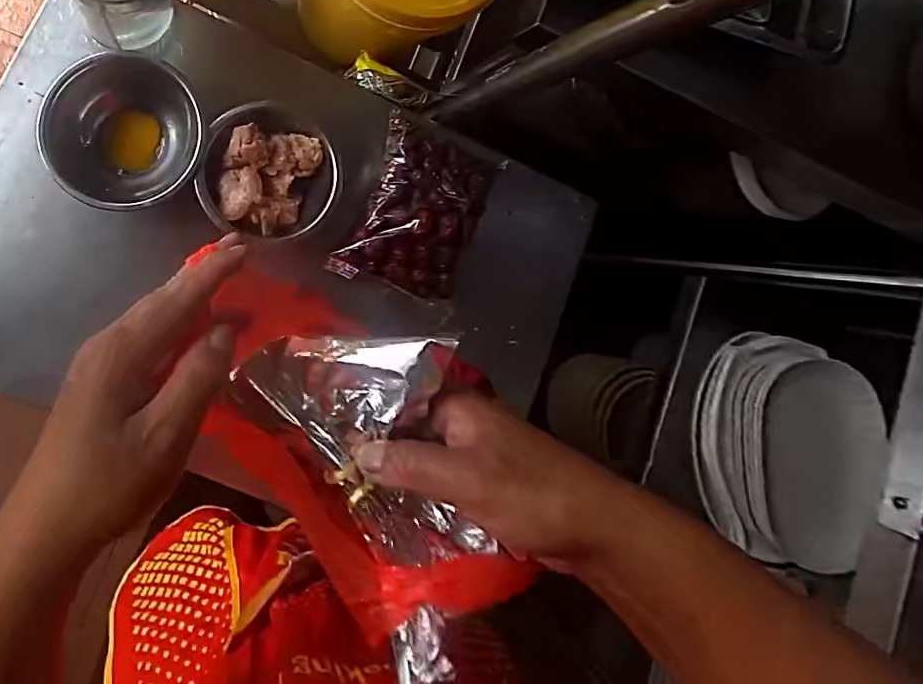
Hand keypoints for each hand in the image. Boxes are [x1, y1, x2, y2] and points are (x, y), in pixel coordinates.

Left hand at [5, 233, 250, 553]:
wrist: (44, 526)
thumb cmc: (107, 486)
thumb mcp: (163, 439)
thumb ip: (197, 379)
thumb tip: (223, 329)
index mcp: (122, 351)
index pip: (176, 299)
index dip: (212, 273)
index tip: (244, 248)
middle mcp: (107, 343)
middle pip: (161, 298)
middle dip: (201, 274)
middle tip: (236, 251)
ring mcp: (98, 360)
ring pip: (151, 316)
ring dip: (189, 298)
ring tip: (222, 282)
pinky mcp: (98, 378)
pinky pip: (144, 336)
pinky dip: (174, 324)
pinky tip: (190, 331)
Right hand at [351, 392, 633, 569]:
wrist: (597, 530)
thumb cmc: (529, 491)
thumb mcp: (464, 478)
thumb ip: (409, 464)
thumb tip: (357, 454)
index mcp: (455, 405)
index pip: (396, 392)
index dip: (362, 402)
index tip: (325, 417)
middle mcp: (459, 419)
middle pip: (403, 421)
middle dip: (370, 437)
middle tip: (329, 453)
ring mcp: (469, 448)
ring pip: (417, 449)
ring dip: (390, 463)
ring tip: (347, 475)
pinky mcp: (477, 476)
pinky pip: (434, 473)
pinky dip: (412, 482)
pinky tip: (388, 497)